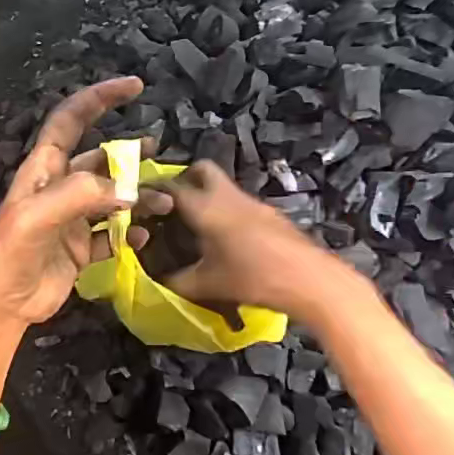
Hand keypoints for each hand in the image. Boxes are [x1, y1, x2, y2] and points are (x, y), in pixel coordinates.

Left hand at [0, 77, 171, 325]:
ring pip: (113, 197)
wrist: (1, 305)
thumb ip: (78, 195)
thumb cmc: (9, 255)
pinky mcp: (80, 248)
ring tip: (165, 204)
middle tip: (160, 153)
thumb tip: (127, 191)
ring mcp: (71, 219)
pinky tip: (145, 237)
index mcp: (42, 170)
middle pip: (99, 159)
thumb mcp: (35, 217)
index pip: (69, 121)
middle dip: (129, 154)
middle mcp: (58, 189)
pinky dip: (131, 233)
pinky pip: (113, 233)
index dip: (98, 98)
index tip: (133, 86)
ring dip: (138, 197)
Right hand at [163, 160, 369, 320]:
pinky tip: (225, 240)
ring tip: (194, 227)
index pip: (169, 186)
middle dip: (183, 179)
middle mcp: (227, 196)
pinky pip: (239, 204)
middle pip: (201, 169)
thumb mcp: (206, 285)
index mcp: (205, 207)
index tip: (140, 202)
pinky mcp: (270, 215)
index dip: (151, 190)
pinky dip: (225, 212)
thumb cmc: (253, 278)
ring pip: (222, 187)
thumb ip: (176, 281)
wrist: (313, 282)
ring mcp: (253, 203)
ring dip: (206, 198)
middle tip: (171, 204)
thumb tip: (158, 281)